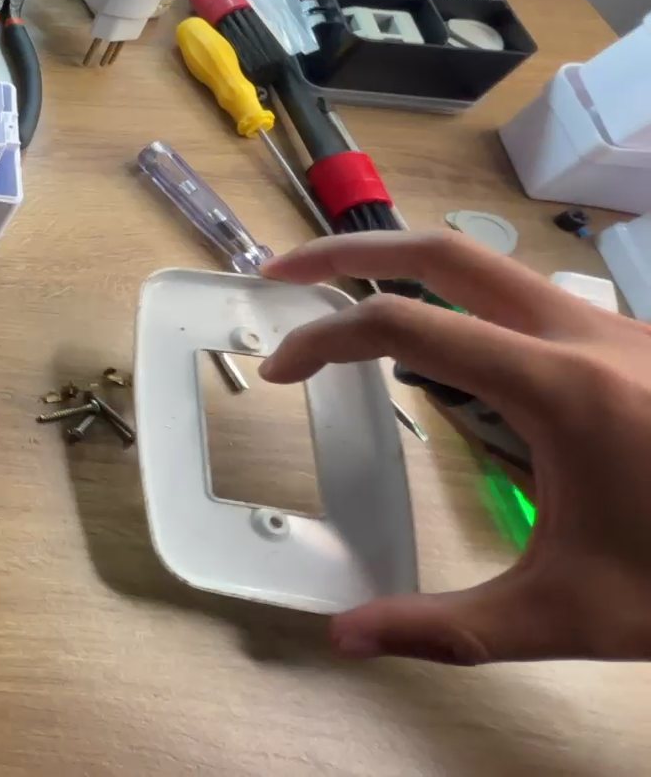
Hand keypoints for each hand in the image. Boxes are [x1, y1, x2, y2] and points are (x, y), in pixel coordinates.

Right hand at [258, 230, 650, 664]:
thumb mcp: (576, 615)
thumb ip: (449, 628)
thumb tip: (342, 639)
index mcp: (559, 386)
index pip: (396, 326)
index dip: (317, 341)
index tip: (277, 372)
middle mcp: (587, 336)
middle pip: (440, 253)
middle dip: (343, 253)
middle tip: (278, 271)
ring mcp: (621, 333)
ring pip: (485, 268)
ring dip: (399, 269)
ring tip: (342, 295)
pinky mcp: (635, 347)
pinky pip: (521, 302)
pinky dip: (452, 303)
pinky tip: (439, 351)